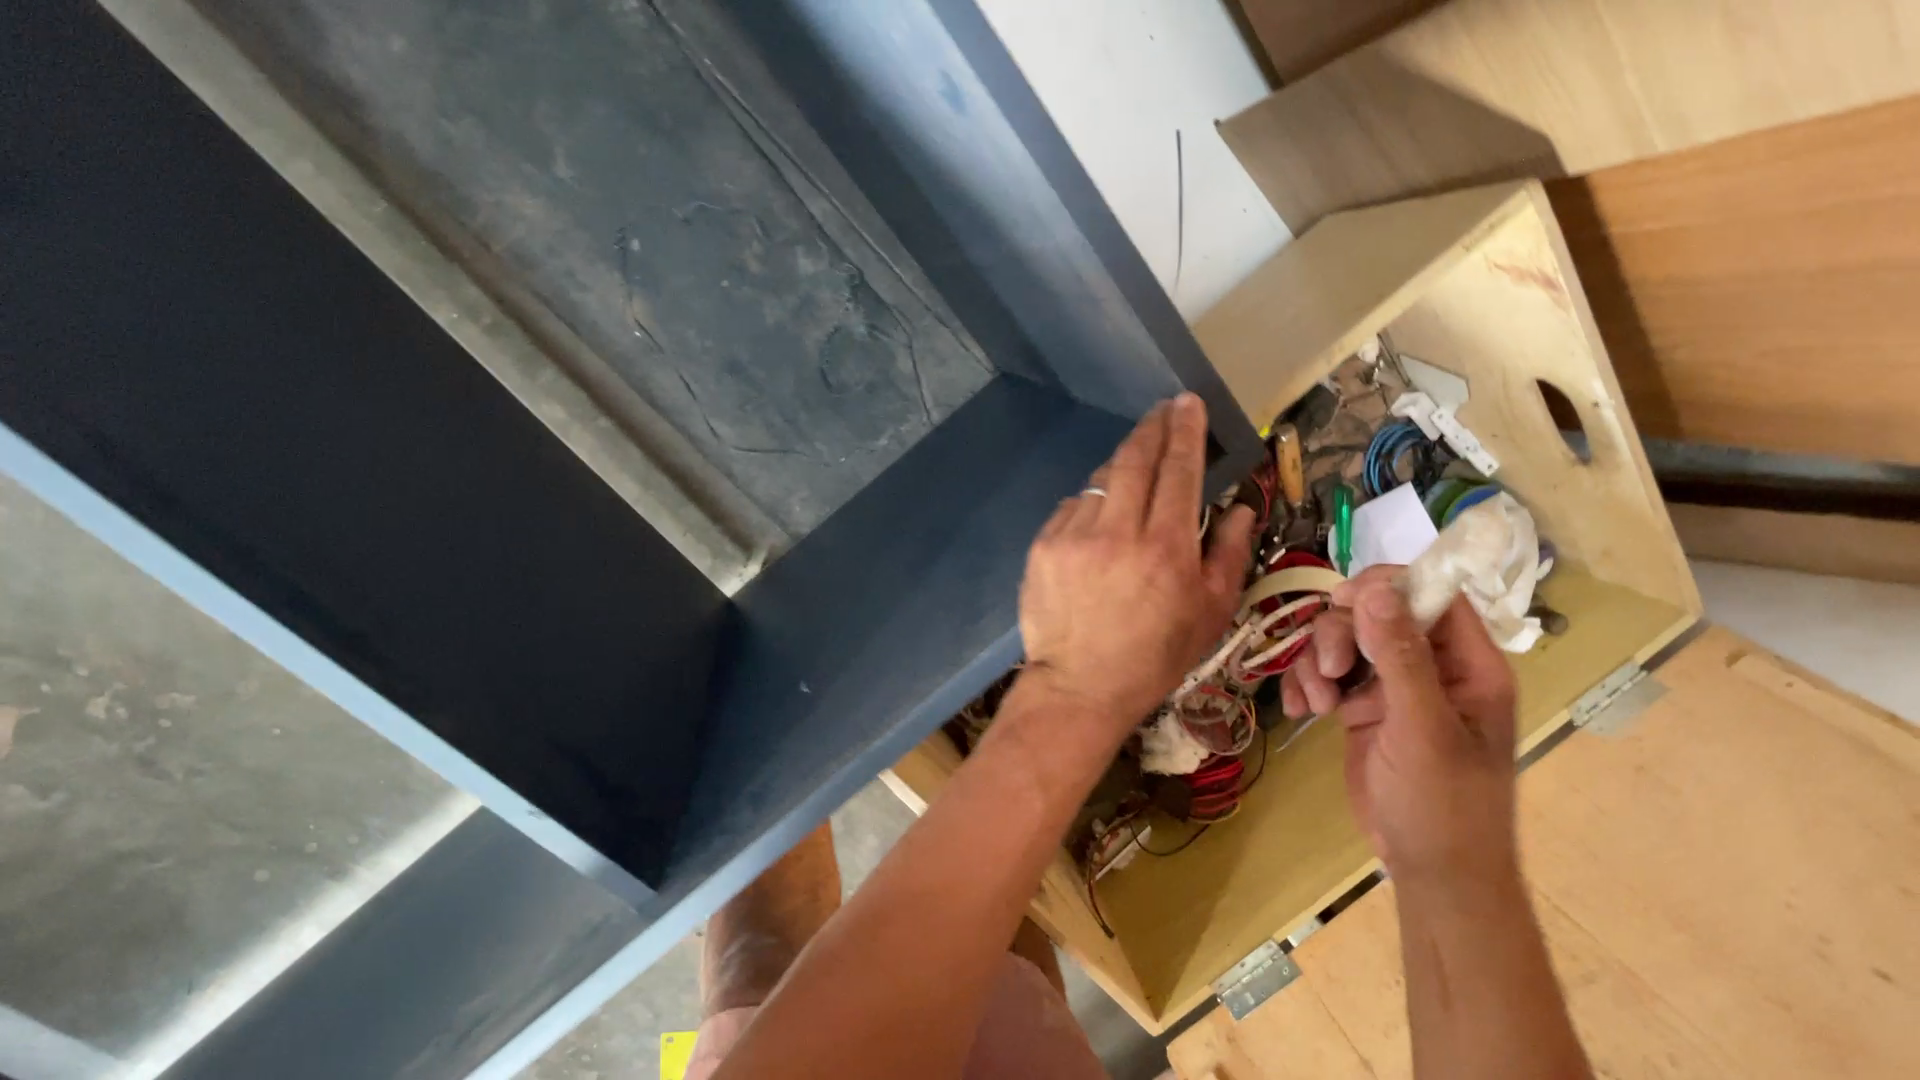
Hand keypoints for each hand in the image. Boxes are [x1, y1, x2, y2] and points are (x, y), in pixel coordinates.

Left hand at [1018, 394, 1255, 728]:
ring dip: (1123, 465)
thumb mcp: (1210, 613)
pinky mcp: (1043, 546)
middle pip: (1135, 458)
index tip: (1188, 403)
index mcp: (1166, 547)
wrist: (1080, 686)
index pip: (1179, 469)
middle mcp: (1118, 531)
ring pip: (1102, 479)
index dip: (1185, 430)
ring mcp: (1074, 536)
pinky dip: (1093, 502)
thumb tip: (1242, 507)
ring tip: (1137, 466)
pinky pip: (1073, 507)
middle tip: (1164, 410)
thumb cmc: (1155, 656)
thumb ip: (1230, 553)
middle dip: (1152, 426)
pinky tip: (1102, 518)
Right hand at [1281, 567, 1519, 884]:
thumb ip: (1401, 657)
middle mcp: (1431, 666)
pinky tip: (1300, 711)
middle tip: (1331, 670)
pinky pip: (1325, 674)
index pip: (1431, 595)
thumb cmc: (1444, 804)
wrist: (1430, 869)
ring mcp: (1394, 687)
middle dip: (1342, 635)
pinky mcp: (1362, 707)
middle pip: (1375, 613)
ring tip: (1317, 705)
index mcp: (1468, 664)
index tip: (1344, 600)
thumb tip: (1376, 590)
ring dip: (1318, 663)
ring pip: (1344, 640)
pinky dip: (1306, 685)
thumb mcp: (1422, 728)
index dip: (1386, 587)